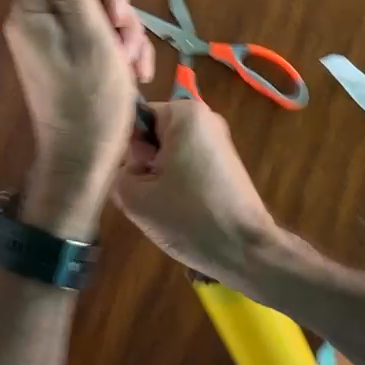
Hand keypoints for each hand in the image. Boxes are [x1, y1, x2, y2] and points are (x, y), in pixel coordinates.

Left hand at [4, 0, 155, 236]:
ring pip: (94, 7)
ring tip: (134, 62)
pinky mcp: (70, 57)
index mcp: (31, 11)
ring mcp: (53, 40)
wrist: (85, 162)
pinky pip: (97, 34)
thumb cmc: (90, 100)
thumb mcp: (90, 36)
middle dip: (111, 1)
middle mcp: (36, 20)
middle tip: (123, 29)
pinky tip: (137, 72)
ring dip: (123, 29)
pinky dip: (119, 48)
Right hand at [115, 99, 279, 285]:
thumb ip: (117, 170)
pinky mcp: (226, 161)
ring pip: (168, 150)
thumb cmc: (190, 218)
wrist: (246, 251)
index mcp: (184, 113)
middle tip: (150, 192)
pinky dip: (178, 181)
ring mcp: (218, 139)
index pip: (134, 117)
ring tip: (166, 203)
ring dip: (160, 174)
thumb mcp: (134, 197)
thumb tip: (129, 168)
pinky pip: (187, 162)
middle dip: (145, 161)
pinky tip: (182, 206)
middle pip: (154, 133)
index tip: (134, 174)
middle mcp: (205, 116)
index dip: (125, 147)